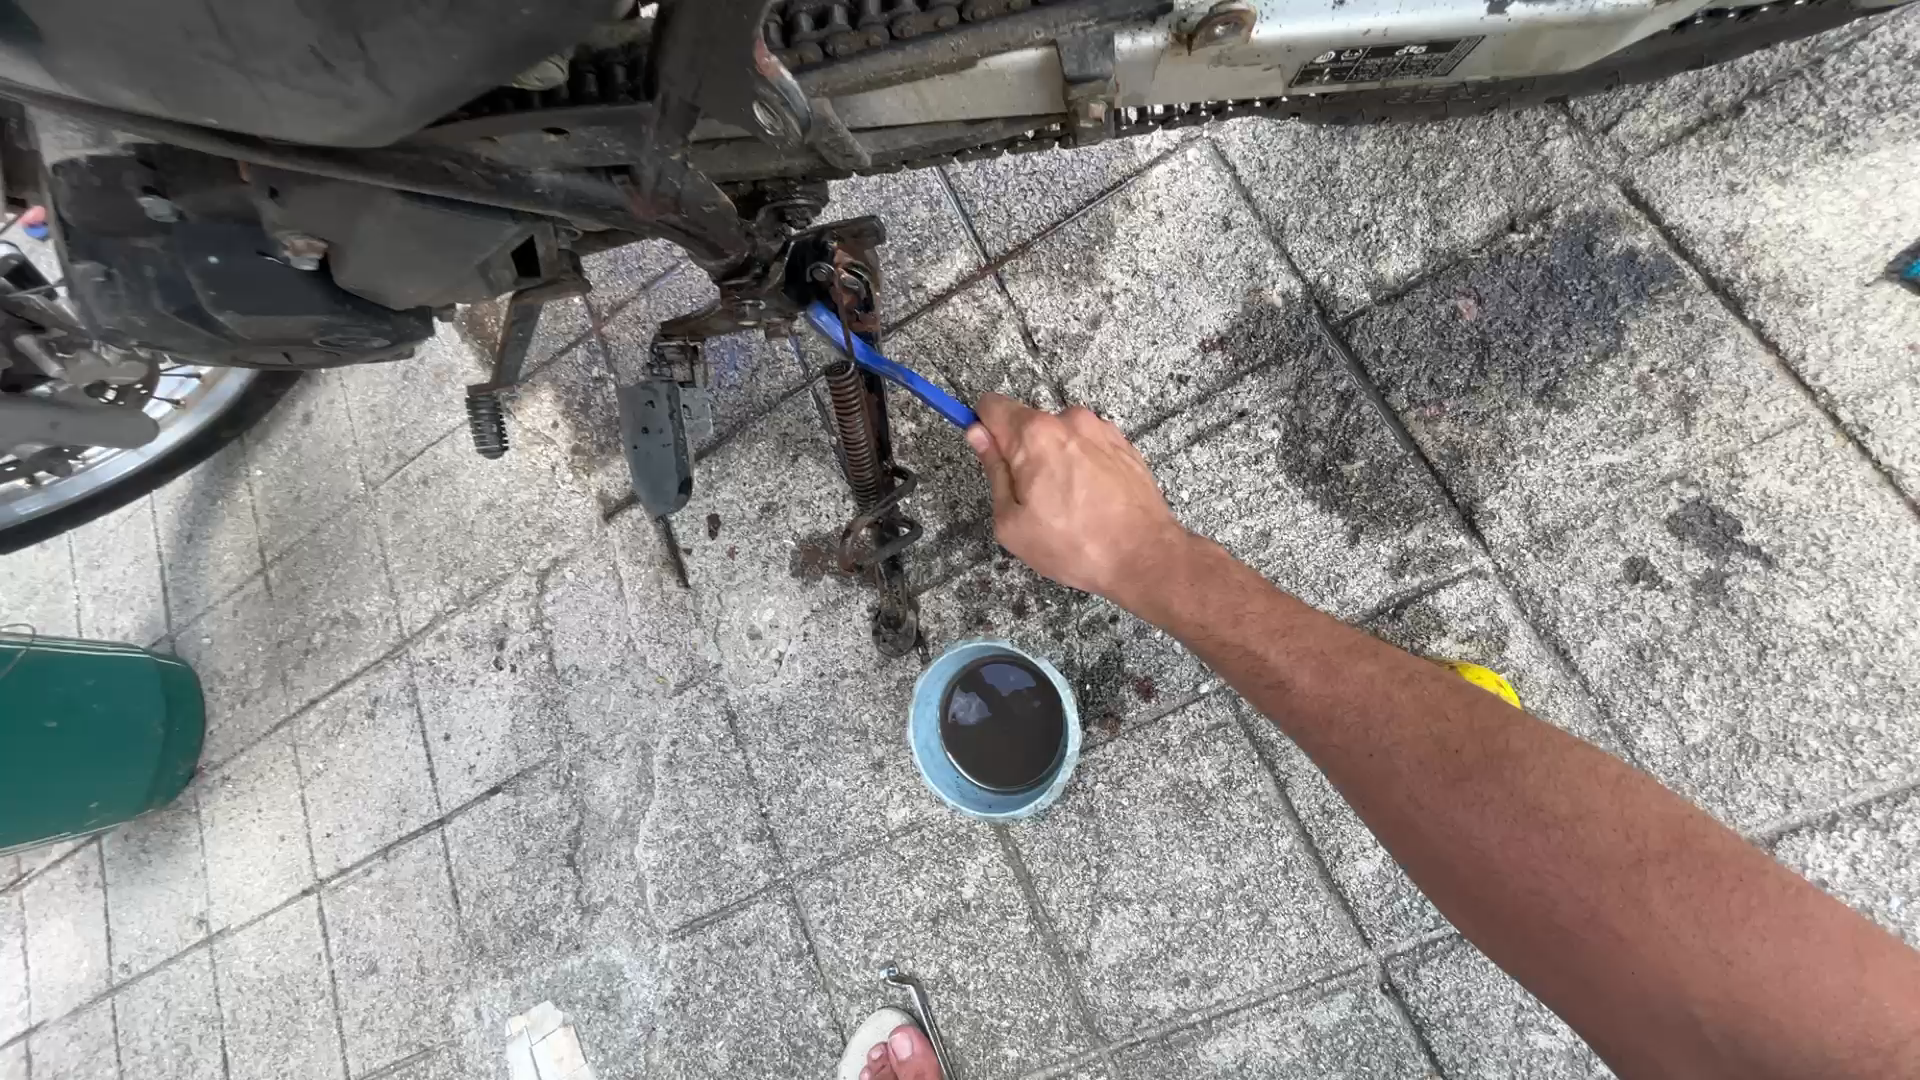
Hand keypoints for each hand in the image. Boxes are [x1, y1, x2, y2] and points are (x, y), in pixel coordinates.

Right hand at [966, 393, 1190, 605]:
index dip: (983, 429)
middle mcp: (1068, 421)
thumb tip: (979, 437)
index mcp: (1034, 436)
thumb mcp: (1011, 521)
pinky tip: (1088, 501)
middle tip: (1032, 498)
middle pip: (1026, 424)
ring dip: (1054, 462)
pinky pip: (1085, 447)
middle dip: (1021, 455)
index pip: (991, 406)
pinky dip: (1081, 467)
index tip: (986, 452)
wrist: (1143, 555)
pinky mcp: (1122, 444)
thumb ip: (993, 470)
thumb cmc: (1077, 545)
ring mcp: (1099, 430)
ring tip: (1066, 505)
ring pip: (1058, 437)